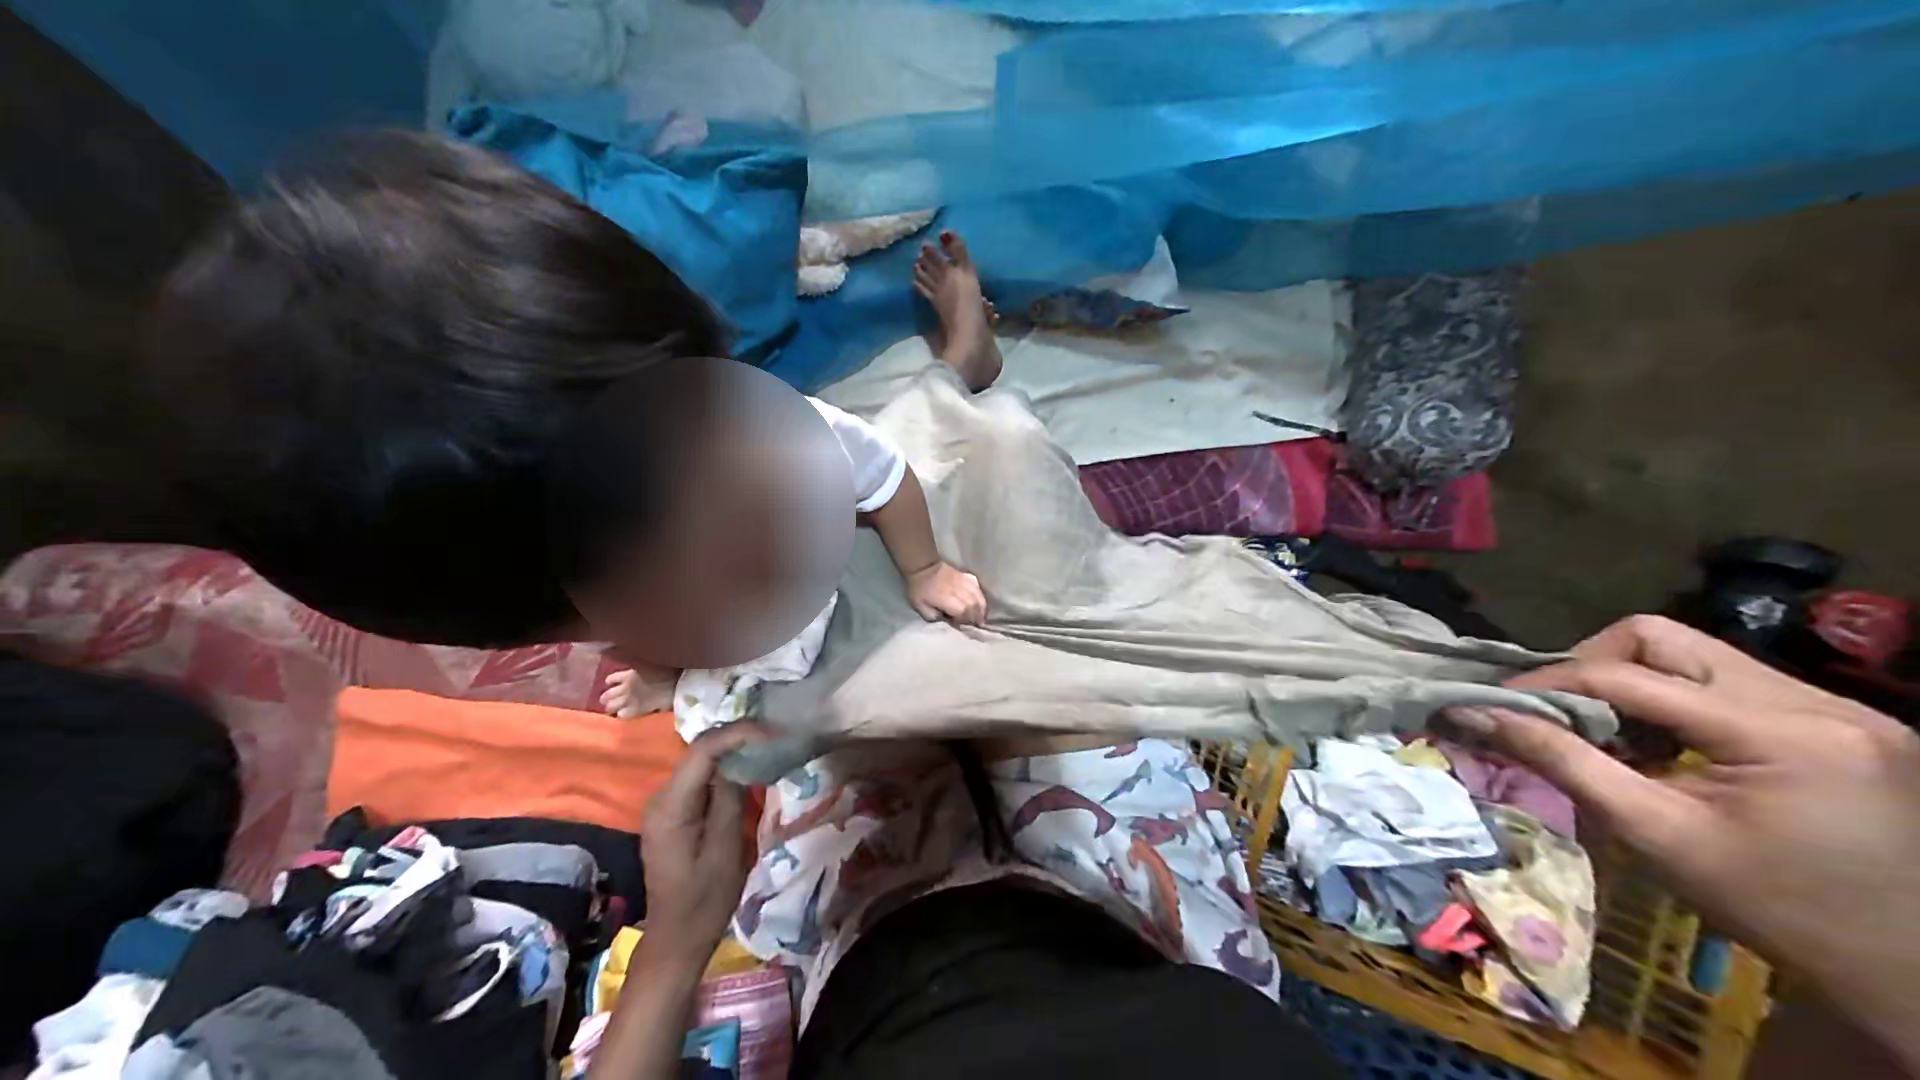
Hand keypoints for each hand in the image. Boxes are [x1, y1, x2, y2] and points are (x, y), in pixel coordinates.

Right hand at [600, 663, 676, 717]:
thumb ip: (654, 713)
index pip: (621, 716)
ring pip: (607, 695)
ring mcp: (625, 686)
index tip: (621, 714)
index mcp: (637, 709)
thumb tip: (650, 718)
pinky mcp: (627, 674)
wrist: (673, 675)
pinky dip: (609, 680)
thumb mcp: (664, 708)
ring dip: (606, 697)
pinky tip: (610, 682)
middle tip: (612, 706)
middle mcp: (627, 699)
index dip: (620, 716)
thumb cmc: (672, 693)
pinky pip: (612, 678)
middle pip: (610, 706)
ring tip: (606, 698)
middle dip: (610, 707)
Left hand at [639, 722, 766, 966]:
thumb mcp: (726, 849)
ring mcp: (664, 804)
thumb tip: (741, 759)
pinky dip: (724, 768)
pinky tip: (748, 769)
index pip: (702, 751)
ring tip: (767, 747)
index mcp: (670, 806)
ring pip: (700, 761)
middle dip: (737, 738)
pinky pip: (699, 777)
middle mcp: (660, 797)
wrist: (676, 939)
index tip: (772, 733)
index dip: (738, 734)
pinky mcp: (673, 812)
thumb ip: (730, 798)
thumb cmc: (704, 900)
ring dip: (732, 751)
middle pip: (699, 751)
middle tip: (774, 736)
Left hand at [904, 560, 986, 624]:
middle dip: (976, 616)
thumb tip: (946, 621)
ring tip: (981, 615)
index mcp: (947, 599)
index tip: (962, 626)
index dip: (965, 621)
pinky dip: (980, 595)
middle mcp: (958, 591)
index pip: (963, 612)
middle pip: (974, 605)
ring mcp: (964, 582)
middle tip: (977, 624)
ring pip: (978, 596)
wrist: (922, 566)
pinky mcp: (966, 575)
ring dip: (981, 607)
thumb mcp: (921, 607)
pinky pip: (977, 587)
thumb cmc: (919, 589)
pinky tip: (979, 600)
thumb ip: (934, 617)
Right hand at [1448, 615, 1919, 1062]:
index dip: (1548, 683)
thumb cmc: (1772, 907)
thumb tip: (1473, 715)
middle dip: (1591, 665)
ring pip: (1690, 651)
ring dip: (1630, 680)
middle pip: (1661, 637)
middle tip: (1560, 708)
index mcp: (1781, 733)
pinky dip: (1671, 697)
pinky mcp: (1836, 719)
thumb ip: (1562, 762)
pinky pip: (1724, 678)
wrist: (1903, 967)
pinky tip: (1661, 740)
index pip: (1626, 675)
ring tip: (1608, 728)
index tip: (1496, 702)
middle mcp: (1816, 701)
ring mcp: (1835, 706)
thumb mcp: (1655, 833)